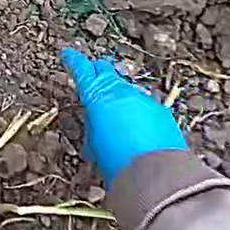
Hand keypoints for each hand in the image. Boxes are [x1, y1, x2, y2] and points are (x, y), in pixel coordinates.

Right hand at [61, 48, 186, 184]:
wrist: (155, 174)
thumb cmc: (118, 162)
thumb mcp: (95, 145)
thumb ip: (94, 128)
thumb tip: (96, 126)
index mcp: (98, 96)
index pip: (82, 70)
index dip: (73, 60)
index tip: (69, 54)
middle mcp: (121, 91)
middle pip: (106, 71)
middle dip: (98, 72)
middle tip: (93, 75)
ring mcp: (142, 98)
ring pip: (126, 89)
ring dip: (120, 96)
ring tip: (116, 112)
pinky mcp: (160, 109)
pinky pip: (144, 104)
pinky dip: (138, 111)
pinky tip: (138, 128)